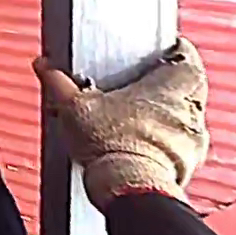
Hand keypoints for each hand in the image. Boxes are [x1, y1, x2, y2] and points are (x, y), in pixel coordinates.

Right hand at [35, 39, 209, 210]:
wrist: (129, 189)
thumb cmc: (112, 144)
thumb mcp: (73, 104)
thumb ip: (58, 81)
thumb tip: (44, 65)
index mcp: (166, 90)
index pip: (186, 59)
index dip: (178, 49)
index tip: (169, 44)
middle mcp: (188, 113)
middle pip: (187, 88)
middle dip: (167, 84)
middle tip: (145, 80)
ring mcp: (191, 143)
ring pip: (184, 117)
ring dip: (165, 114)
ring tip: (135, 113)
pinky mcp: (187, 166)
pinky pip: (178, 144)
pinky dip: (162, 140)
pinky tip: (137, 142)